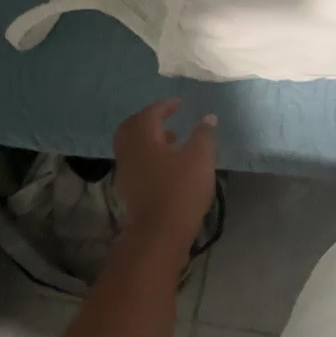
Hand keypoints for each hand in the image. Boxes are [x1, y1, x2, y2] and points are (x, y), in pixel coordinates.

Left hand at [112, 100, 217, 246]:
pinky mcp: (131, 189)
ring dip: (149, 138)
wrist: (161, 232)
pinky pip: (136, 162)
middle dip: (148, 119)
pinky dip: (149, 154)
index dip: (164, 106)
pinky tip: (169, 163)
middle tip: (167, 117)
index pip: (149, 115)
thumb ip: (204, 135)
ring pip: (132, 146)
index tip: (180, 104)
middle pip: (131, 128)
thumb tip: (208, 118)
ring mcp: (127, 173)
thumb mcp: (200, 158)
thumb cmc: (181, 189)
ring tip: (173, 138)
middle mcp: (129, 153)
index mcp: (143, 141)